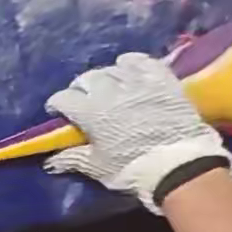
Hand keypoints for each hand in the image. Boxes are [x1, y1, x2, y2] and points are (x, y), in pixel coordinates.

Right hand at [44, 53, 231, 212]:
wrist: (180, 167)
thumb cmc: (131, 168)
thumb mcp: (97, 167)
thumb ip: (72, 159)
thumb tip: (51, 161)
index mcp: (90, 112)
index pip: (63, 98)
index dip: (57, 105)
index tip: (58, 113)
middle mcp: (110, 92)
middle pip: (87, 78)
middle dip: (80, 87)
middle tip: (82, 99)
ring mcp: (138, 84)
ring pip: (113, 68)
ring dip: (105, 76)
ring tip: (107, 85)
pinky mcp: (163, 82)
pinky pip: (145, 62)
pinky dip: (134, 62)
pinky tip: (130, 67)